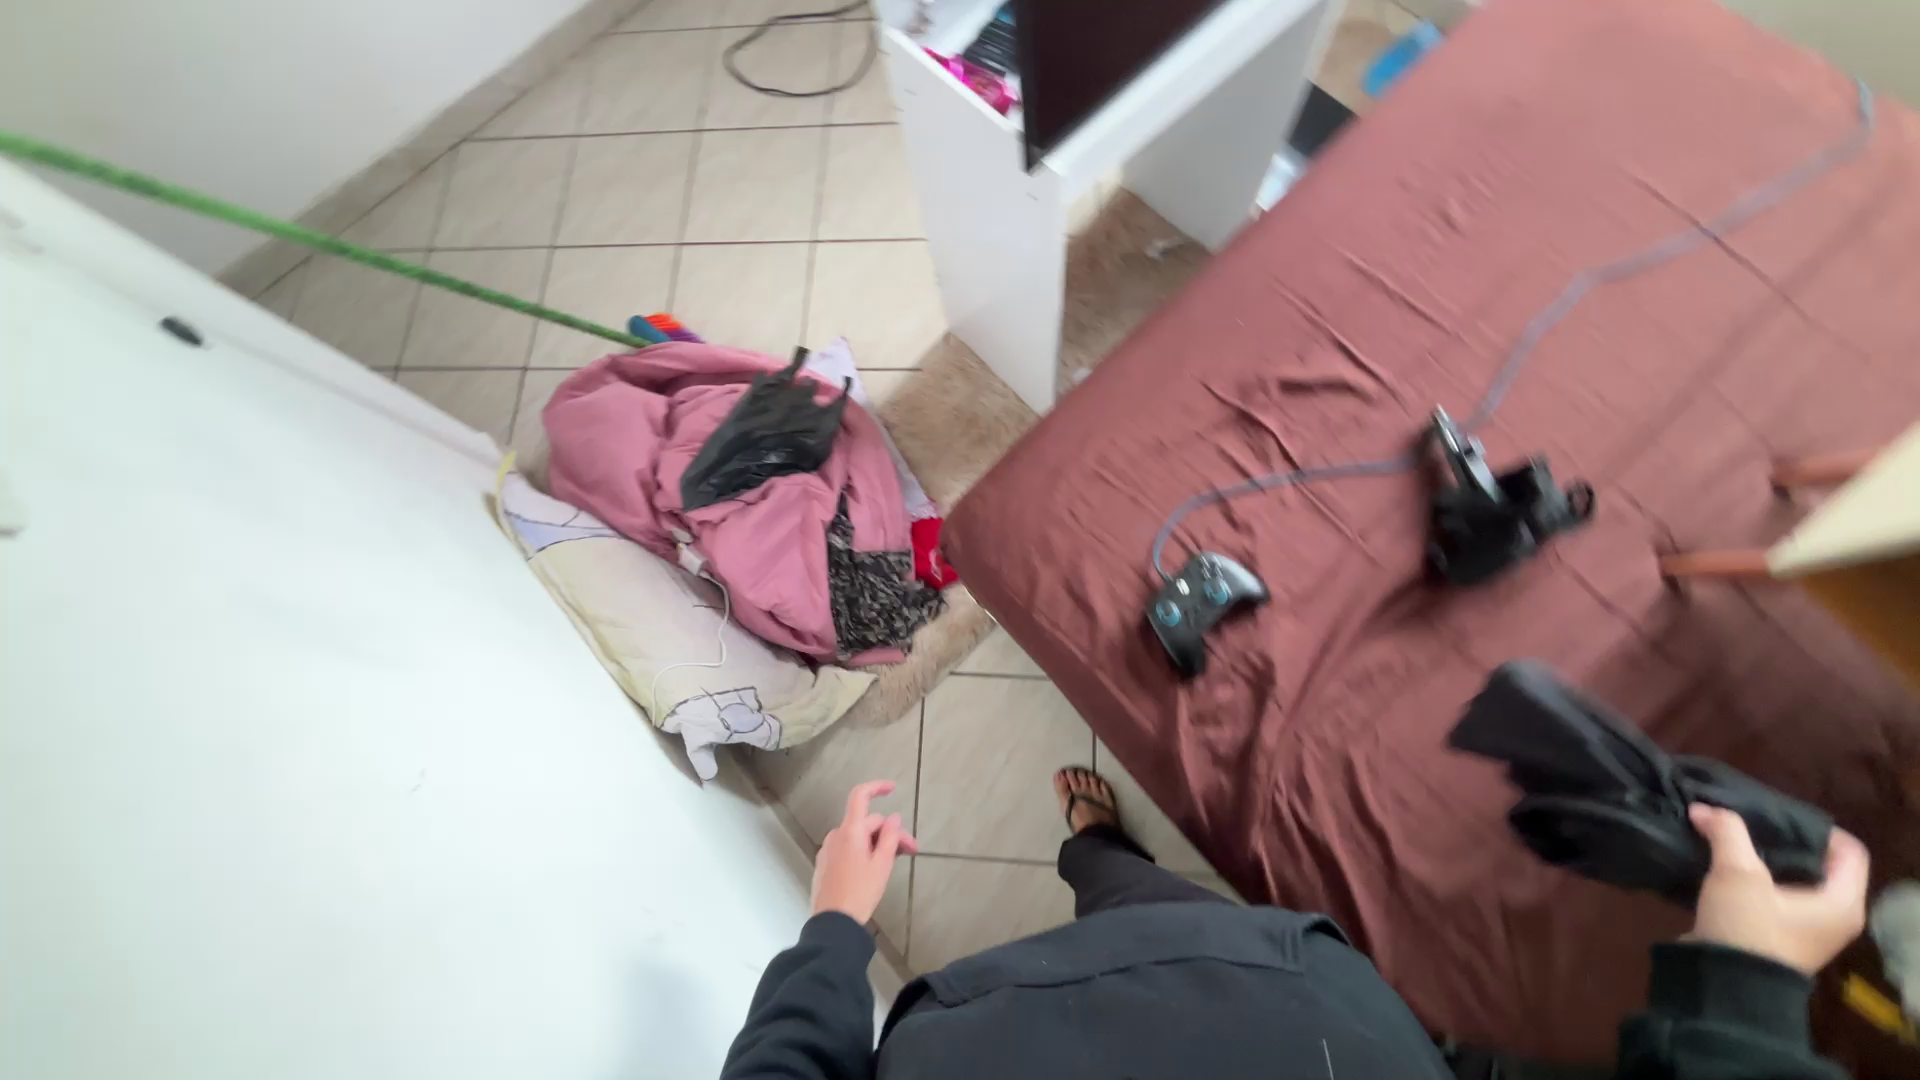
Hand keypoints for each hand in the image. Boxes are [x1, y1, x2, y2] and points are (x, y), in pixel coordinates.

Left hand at [811, 780, 918, 923]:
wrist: (833, 924)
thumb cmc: (860, 892)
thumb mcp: (882, 865)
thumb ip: (890, 837)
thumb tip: (893, 818)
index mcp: (850, 831)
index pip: (860, 796)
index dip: (877, 787)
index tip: (893, 789)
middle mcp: (836, 835)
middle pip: (867, 823)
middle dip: (889, 832)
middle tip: (910, 850)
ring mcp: (828, 850)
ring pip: (858, 837)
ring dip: (877, 844)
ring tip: (894, 863)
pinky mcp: (825, 864)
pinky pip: (848, 849)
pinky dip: (863, 852)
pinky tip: (873, 870)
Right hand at [1686, 803, 1869, 975]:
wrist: (1728, 978)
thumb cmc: (1750, 925)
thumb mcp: (1738, 874)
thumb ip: (1726, 834)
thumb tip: (1706, 808)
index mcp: (1841, 901)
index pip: (1849, 851)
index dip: (1816, 827)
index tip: (1774, 811)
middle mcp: (1831, 913)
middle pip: (1814, 861)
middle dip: (1777, 837)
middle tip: (1742, 818)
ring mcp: (1803, 924)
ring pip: (1787, 876)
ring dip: (1757, 854)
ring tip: (1724, 835)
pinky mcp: (1773, 929)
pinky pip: (1768, 891)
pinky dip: (1748, 873)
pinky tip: (1718, 862)